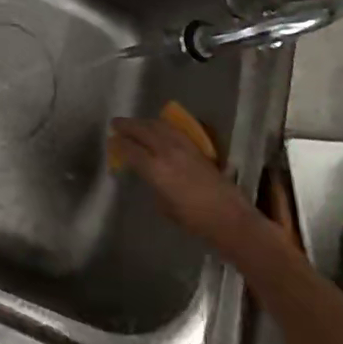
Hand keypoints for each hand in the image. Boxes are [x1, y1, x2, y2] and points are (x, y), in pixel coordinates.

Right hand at [109, 116, 262, 250]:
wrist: (232, 221)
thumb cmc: (194, 220)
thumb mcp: (163, 204)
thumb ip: (151, 183)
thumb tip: (145, 173)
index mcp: (154, 169)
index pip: (129, 148)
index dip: (117, 144)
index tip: (111, 141)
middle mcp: (167, 153)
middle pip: (142, 130)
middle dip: (127, 125)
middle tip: (115, 123)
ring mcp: (184, 149)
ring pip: (159, 126)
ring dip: (144, 122)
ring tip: (136, 123)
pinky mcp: (198, 150)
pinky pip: (175, 131)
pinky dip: (162, 126)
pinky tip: (159, 128)